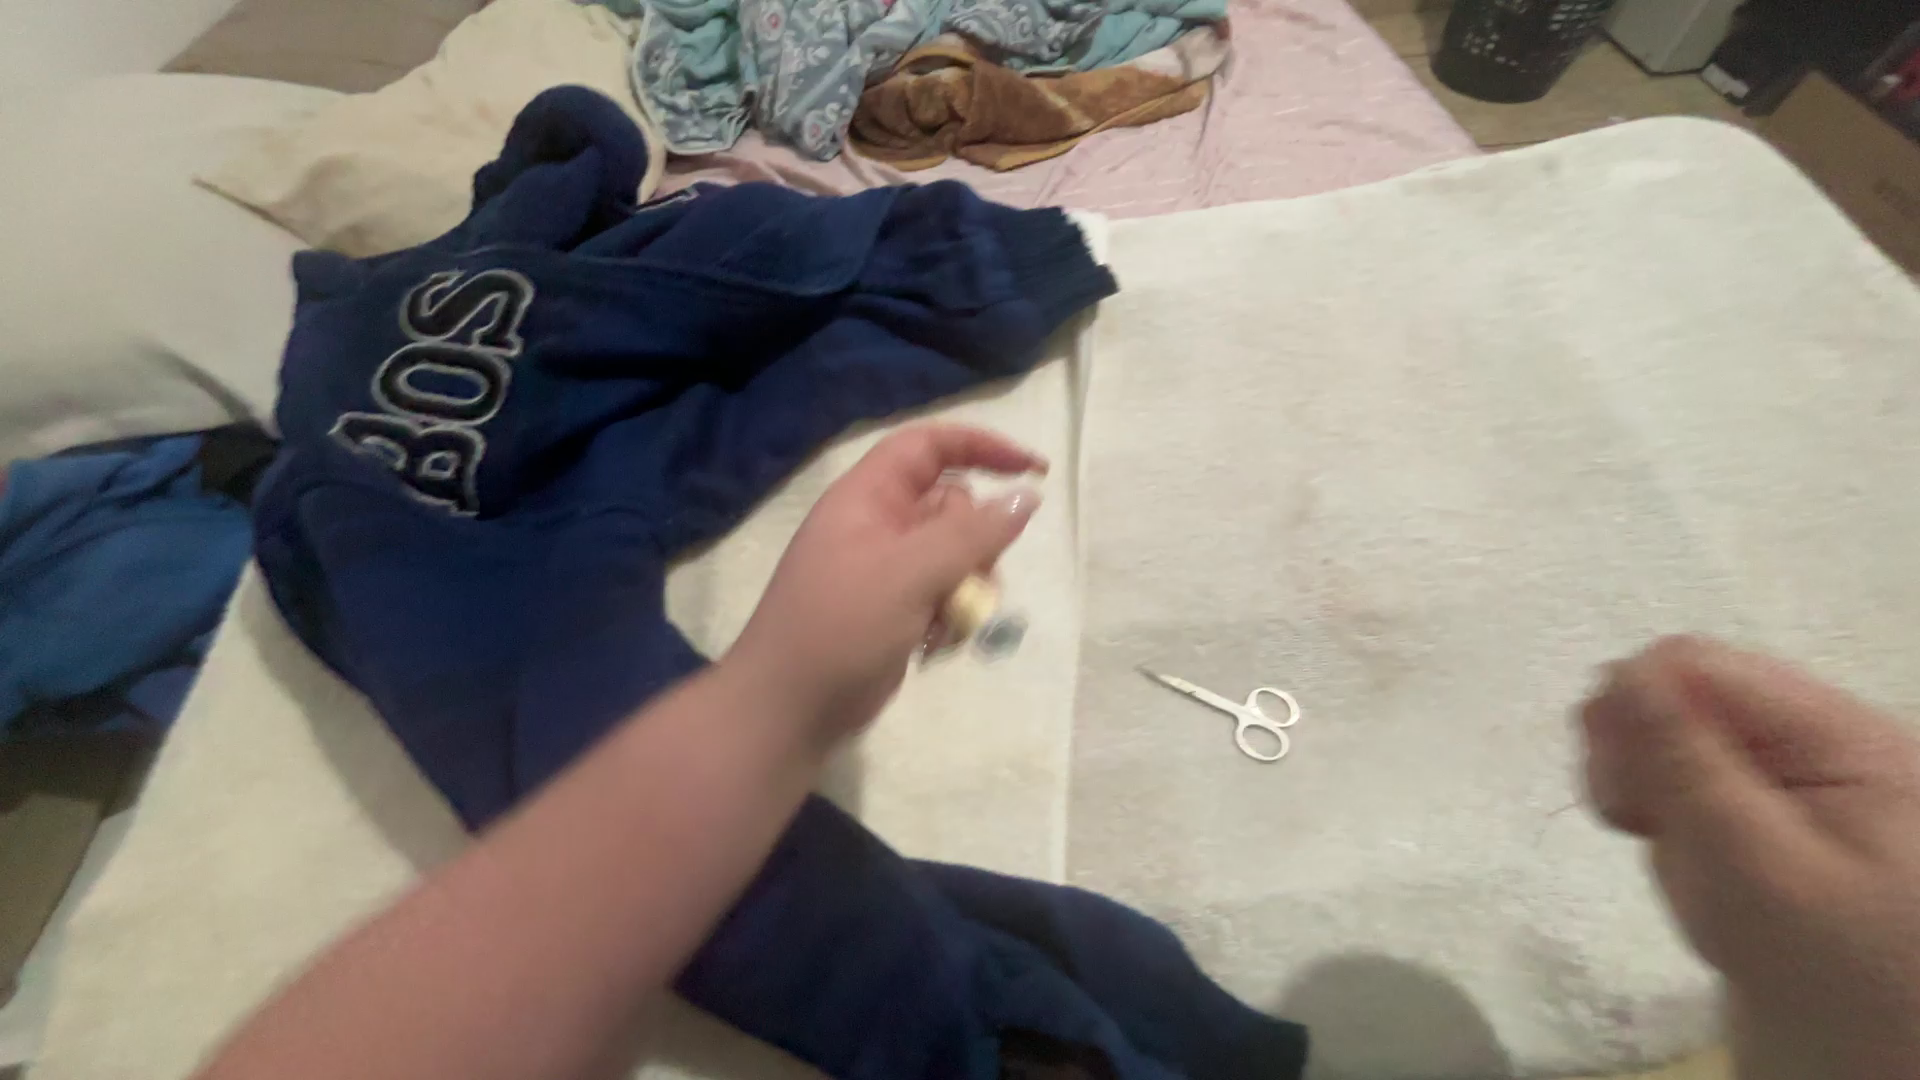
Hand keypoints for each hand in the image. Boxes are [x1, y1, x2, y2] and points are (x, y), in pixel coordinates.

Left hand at [725, 424, 1043, 744]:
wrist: (787, 710)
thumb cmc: (839, 628)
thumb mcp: (909, 574)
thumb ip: (972, 534)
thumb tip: (1026, 497)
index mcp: (868, 497)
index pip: (930, 446)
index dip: (982, 446)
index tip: (1034, 471)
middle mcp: (879, 524)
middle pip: (954, 507)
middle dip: (975, 546)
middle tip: (971, 582)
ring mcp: (887, 569)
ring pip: (956, 556)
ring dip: (966, 589)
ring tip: (948, 624)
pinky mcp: (896, 609)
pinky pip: (944, 594)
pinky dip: (950, 617)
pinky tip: (933, 646)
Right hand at [1580, 636, 1919, 1079]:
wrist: (1868, 1054)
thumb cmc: (1826, 965)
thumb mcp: (1749, 860)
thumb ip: (1681, 758)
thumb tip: (1618, 675)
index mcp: (1842, 737)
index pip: (1689, 661)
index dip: (1629, 705)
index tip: (1620, 780)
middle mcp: (1814, 736)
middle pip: (1669, 688)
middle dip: (1627, 745)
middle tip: (1633, 815)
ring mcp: (1784, 767)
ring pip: (1655, 722)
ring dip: (1629, 774)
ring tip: (1649, 832)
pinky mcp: (1756, 793)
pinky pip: (1667, 760)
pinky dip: (1642, 792)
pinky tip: (1659, 831)